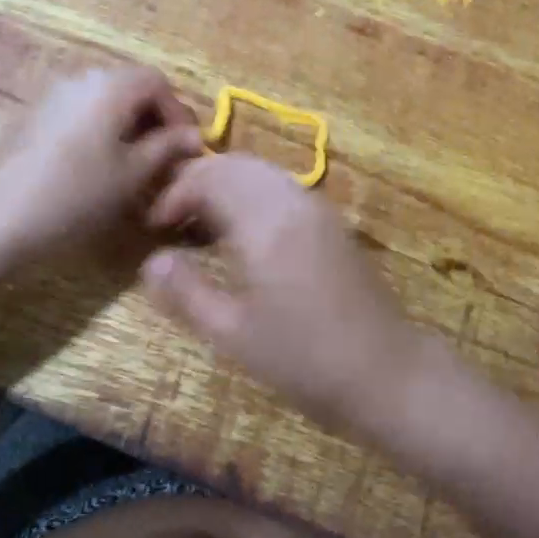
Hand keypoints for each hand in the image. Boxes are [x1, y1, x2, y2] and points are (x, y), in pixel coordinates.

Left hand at [0, 67, 206, 261]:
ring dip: (126, 125)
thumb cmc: (75, 195)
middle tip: (164, 159)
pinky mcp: (32, 115)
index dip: (178, 113)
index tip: (187, 149)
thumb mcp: (131, 175)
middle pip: (130, 86)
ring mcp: (52, 94)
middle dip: (153, 119)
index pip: (158, 82)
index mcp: (110, 85)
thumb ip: (167, 148)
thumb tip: (193, 136)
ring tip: (133, 166)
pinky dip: (98, 130)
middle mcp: (81, 78)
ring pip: (103, 100)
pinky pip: (78, 112)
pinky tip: (96, 167)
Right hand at [141, 154, 423, 427]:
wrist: (387, 373)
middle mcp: (291, 200)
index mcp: (265, 222)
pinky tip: (240, 232)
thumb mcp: (234, 334)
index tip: (153, 227)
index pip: (209, 178)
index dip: (174, 194)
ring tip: (199, 224)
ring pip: (259, 170)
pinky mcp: (331, 220)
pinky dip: (250, 192)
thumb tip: (152, 262)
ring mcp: (316, 207)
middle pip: (234, 164)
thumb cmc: (304, 360)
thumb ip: (187, 292)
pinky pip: (280, 185)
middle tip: (171, 219)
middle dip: (196, 181)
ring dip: (224, 184)